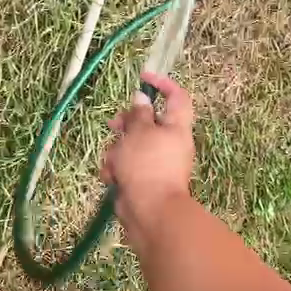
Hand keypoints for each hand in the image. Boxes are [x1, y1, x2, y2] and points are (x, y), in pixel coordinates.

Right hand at [102, 71, 196, 224]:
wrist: (150, 213)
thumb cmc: (147, 166)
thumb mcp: (139, 132)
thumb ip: (138, 114)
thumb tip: (142, 99)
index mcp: (176, 128)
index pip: (177, 97)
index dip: (162, 84)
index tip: (143, 78)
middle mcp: (169, 143)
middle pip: (147, 122)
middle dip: (127, 124)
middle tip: (114, 125)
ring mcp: (156, 163)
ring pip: (131, 145)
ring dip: (117, 151)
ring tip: (114, 163)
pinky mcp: (142, 180)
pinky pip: (126, 166)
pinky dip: (116, 169)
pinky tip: (112, 177)